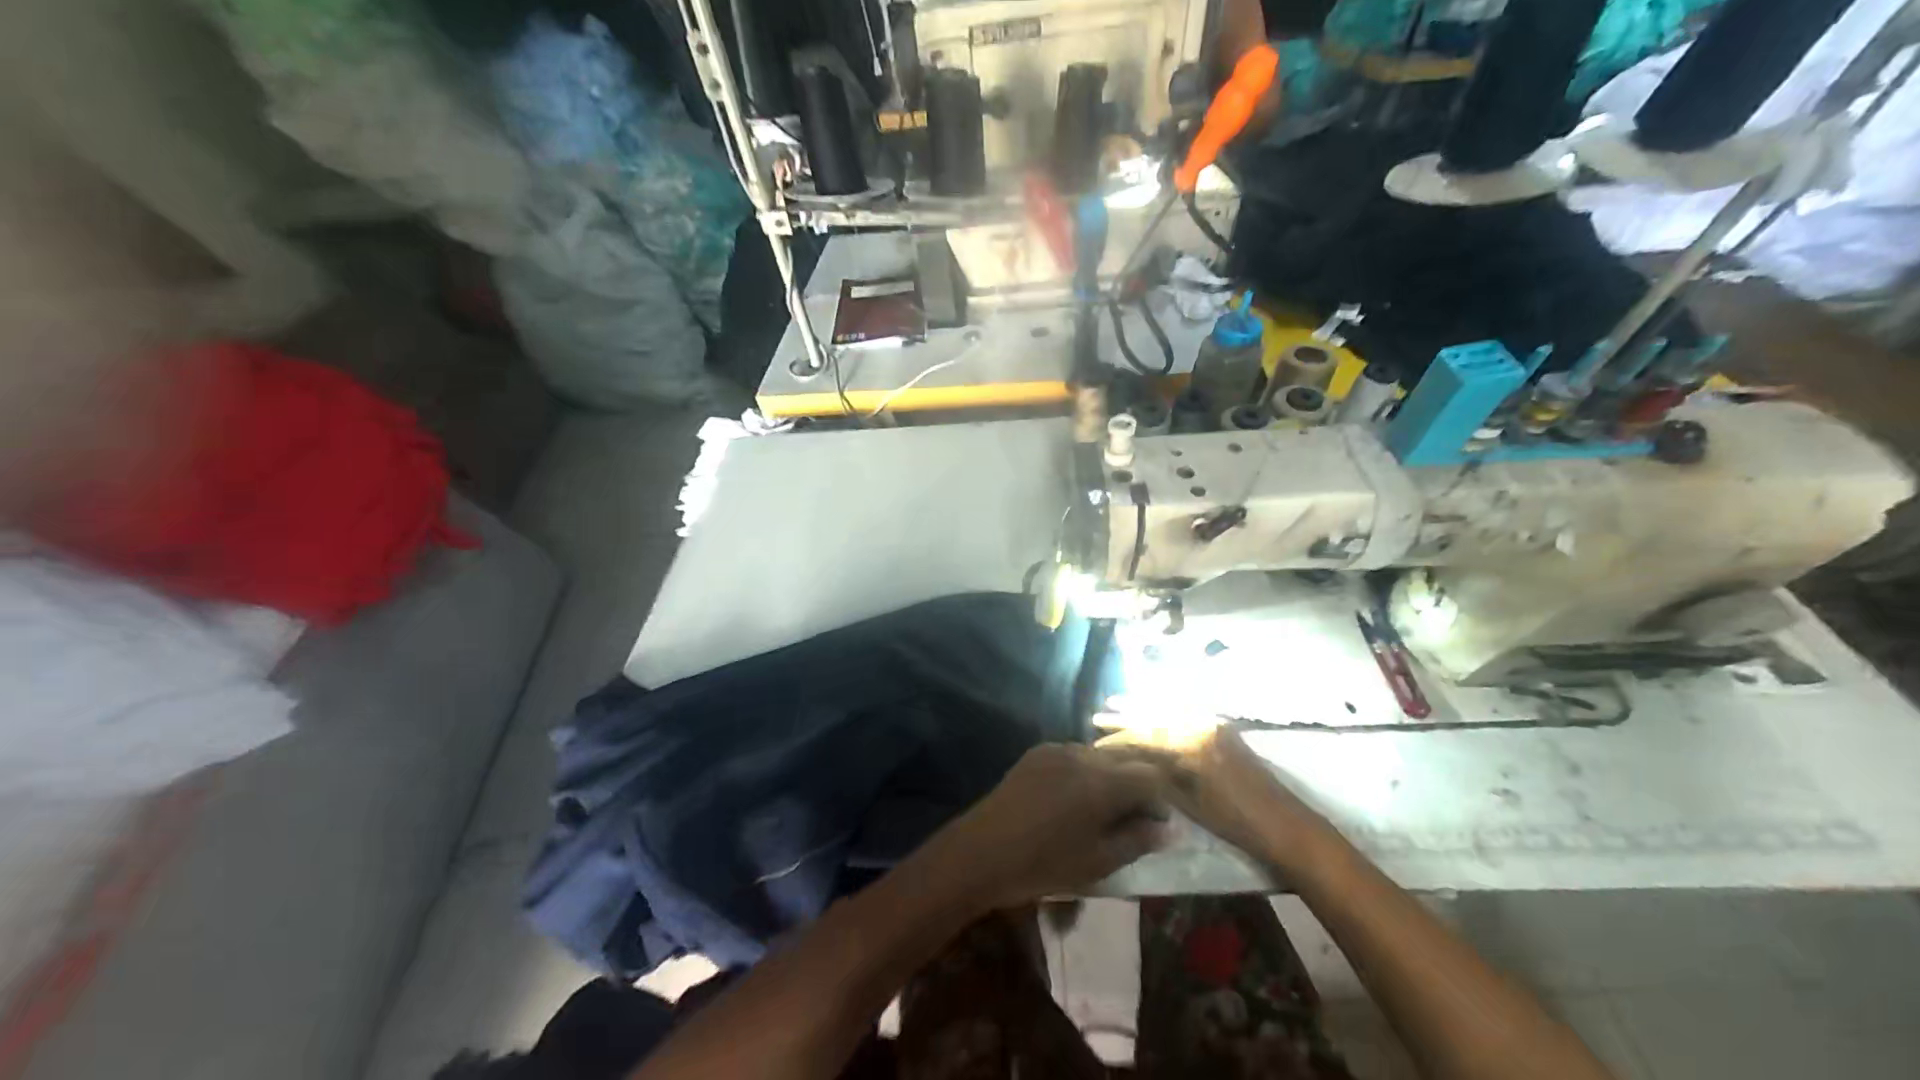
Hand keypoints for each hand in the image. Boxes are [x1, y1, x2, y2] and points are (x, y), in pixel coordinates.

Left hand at [928, 743, 1172, 908]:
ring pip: (1099, 756)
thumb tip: (1166, 829)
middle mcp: (1082, 756)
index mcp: (1101, 783)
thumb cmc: (1043, 865)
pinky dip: (1083, 772)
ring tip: (1099, 811)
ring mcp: (1056, 750)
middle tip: (1131, 820)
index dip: (1158, 800)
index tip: (1153, 826)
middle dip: (1136, 787)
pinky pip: (1073, 755)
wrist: (981, 852)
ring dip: (1109, 778)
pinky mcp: (1036, 753)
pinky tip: (1071, 800)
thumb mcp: (1098, 862)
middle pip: (1125, 761)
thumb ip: (1137, 841)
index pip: (1149, 776)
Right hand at [1094, 702, 1327, 868]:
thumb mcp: (1189, 804)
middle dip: (1126, 716)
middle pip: (1155, 717)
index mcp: (1190, 744)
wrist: (1285, 825)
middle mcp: (1201, 726)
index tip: (1095, 743)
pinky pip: (1186, 713)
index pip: (1145, 737)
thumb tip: (1132, 762)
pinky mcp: (1223, 730)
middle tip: (1099, 714)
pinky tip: (1154, 710)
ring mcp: (1214, 725)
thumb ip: (1159, 777)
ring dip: (1144, 708)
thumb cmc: (1234, 822)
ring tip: (1119, 704)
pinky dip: (1166, 710)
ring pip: (1170, 711)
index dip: (1118, 740)